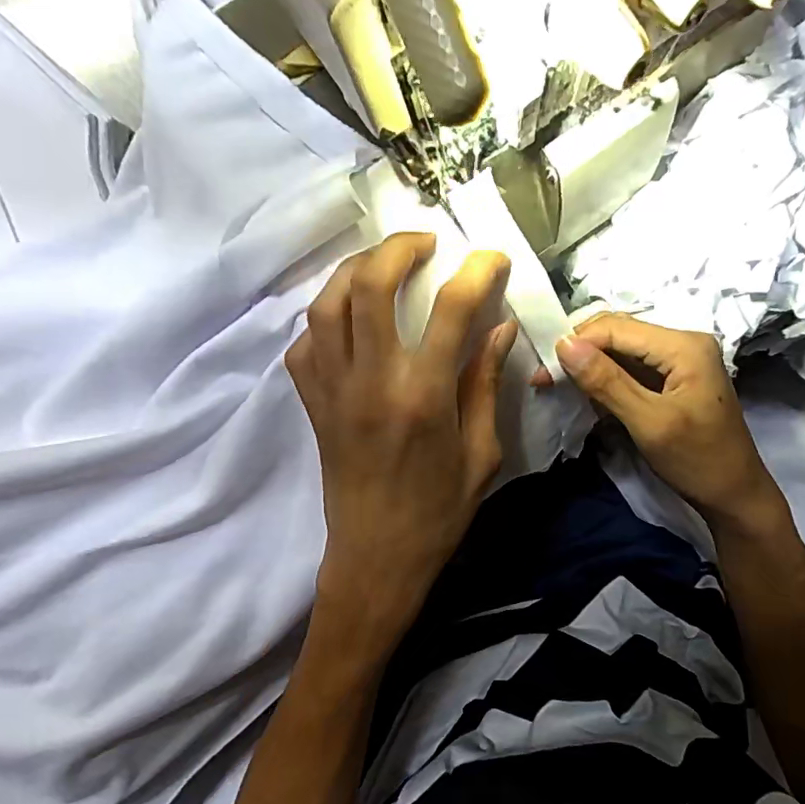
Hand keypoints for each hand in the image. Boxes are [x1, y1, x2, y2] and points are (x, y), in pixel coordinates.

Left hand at [287, 233, 516, 652]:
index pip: (451, 310)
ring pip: (327, 304)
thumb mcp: (481, 454)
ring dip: (355, 271)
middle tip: (425, 244)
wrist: (376, 558)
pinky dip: (326, 318)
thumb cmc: (439, 514)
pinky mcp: (312, 404)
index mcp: (423, 396)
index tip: (492, 257)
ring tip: (383, 266)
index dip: (476, 272)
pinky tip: (350, 321)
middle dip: (398, 248)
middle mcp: (371, 381)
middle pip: (370, 285)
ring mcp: (332, 390)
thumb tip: (499, 327)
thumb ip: (486, 384)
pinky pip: (305, 343)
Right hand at [535, 313, 782, 527]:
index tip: (542, 372)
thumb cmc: (696, 461)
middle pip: (619, 332)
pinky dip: (607, 378)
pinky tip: (586, 393)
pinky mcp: (674, 378)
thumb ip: (606, 381)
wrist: (734, 496)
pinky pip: (632, 367)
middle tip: (545, 378)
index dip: (576, 344)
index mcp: (684, 345)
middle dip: (580, 351)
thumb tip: (563, 345)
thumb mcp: (648, 422)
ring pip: (622, 349)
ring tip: (557, 384)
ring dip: (590, 365)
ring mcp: (680, 360)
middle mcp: (683, 342)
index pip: (616, 328)